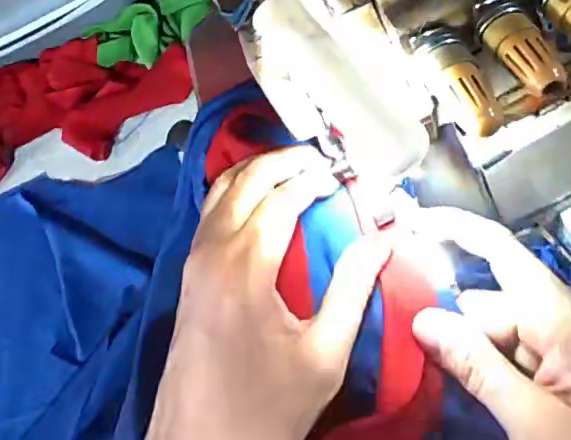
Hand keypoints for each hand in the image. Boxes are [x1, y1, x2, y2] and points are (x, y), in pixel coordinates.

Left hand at [148, 147, 391, 439]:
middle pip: (248, 177)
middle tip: (322, 162)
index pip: (283, 196)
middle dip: (287, 160)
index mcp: (245, 266)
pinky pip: (213, 208)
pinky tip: (264, 197)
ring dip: (261, 169)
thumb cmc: (263, 410)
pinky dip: (240, 188)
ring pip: (224, 186)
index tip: (342, 176)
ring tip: (297, 169)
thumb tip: (383, 239)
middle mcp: (213, 250)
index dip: (316, 178)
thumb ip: (354, 288)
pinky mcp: (188, 272)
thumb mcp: (323, 355)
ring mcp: (194, 259)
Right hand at [407, 207, 570, 439]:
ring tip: (443, 383)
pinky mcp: (569, 372)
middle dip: (453, 319)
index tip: (412, 223)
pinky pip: (517, 355)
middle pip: (490, 298)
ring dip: (470, 351)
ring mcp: (567, 345)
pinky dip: (491, 370)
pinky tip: (476, 397)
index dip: (453, 228)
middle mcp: (562, 317)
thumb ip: (478, 367)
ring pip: (499, 330)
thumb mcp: (534, 422)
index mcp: (558, 314)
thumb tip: (425, 319)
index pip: (498, 248)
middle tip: (414, 347)